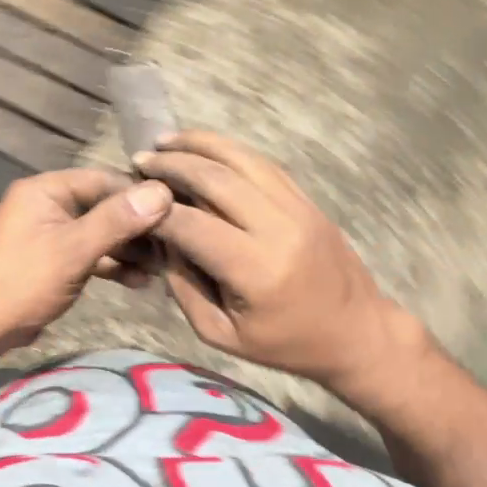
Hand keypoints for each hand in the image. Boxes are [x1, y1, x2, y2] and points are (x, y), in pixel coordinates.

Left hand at [0, 169, 173, 349]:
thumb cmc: (23, 282)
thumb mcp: (74, 250)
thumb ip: (117, 220)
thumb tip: (163, 191)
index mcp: (43, 190)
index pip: (101, 179)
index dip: (139, 195)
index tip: (177, 212)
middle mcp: (44, 205)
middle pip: (102, 206)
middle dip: (136, 227)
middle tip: (173, 248)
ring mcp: (47, 233)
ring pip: (97, 233)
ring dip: (127, 250)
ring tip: (160, 269)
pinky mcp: (50, 260)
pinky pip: (87, 254)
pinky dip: (110, 265)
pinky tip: (139, 282)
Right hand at [136, 131, 413, 386]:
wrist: (359, 333)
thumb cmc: (284, 344)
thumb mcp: (219, 333)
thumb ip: (183, 285)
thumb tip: (161, 237)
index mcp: (256, 271)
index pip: (191, 224)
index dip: (155, 209)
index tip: (128, 199)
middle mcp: (278, 229)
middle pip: (216, 178)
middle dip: (172, 165)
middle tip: (140, 161)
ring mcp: (298, 208)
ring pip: (242, 159)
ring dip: (199, 144)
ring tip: (165, 141)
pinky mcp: (307, 200)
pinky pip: (263, 164)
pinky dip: (227, 150)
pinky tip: (201, 148)